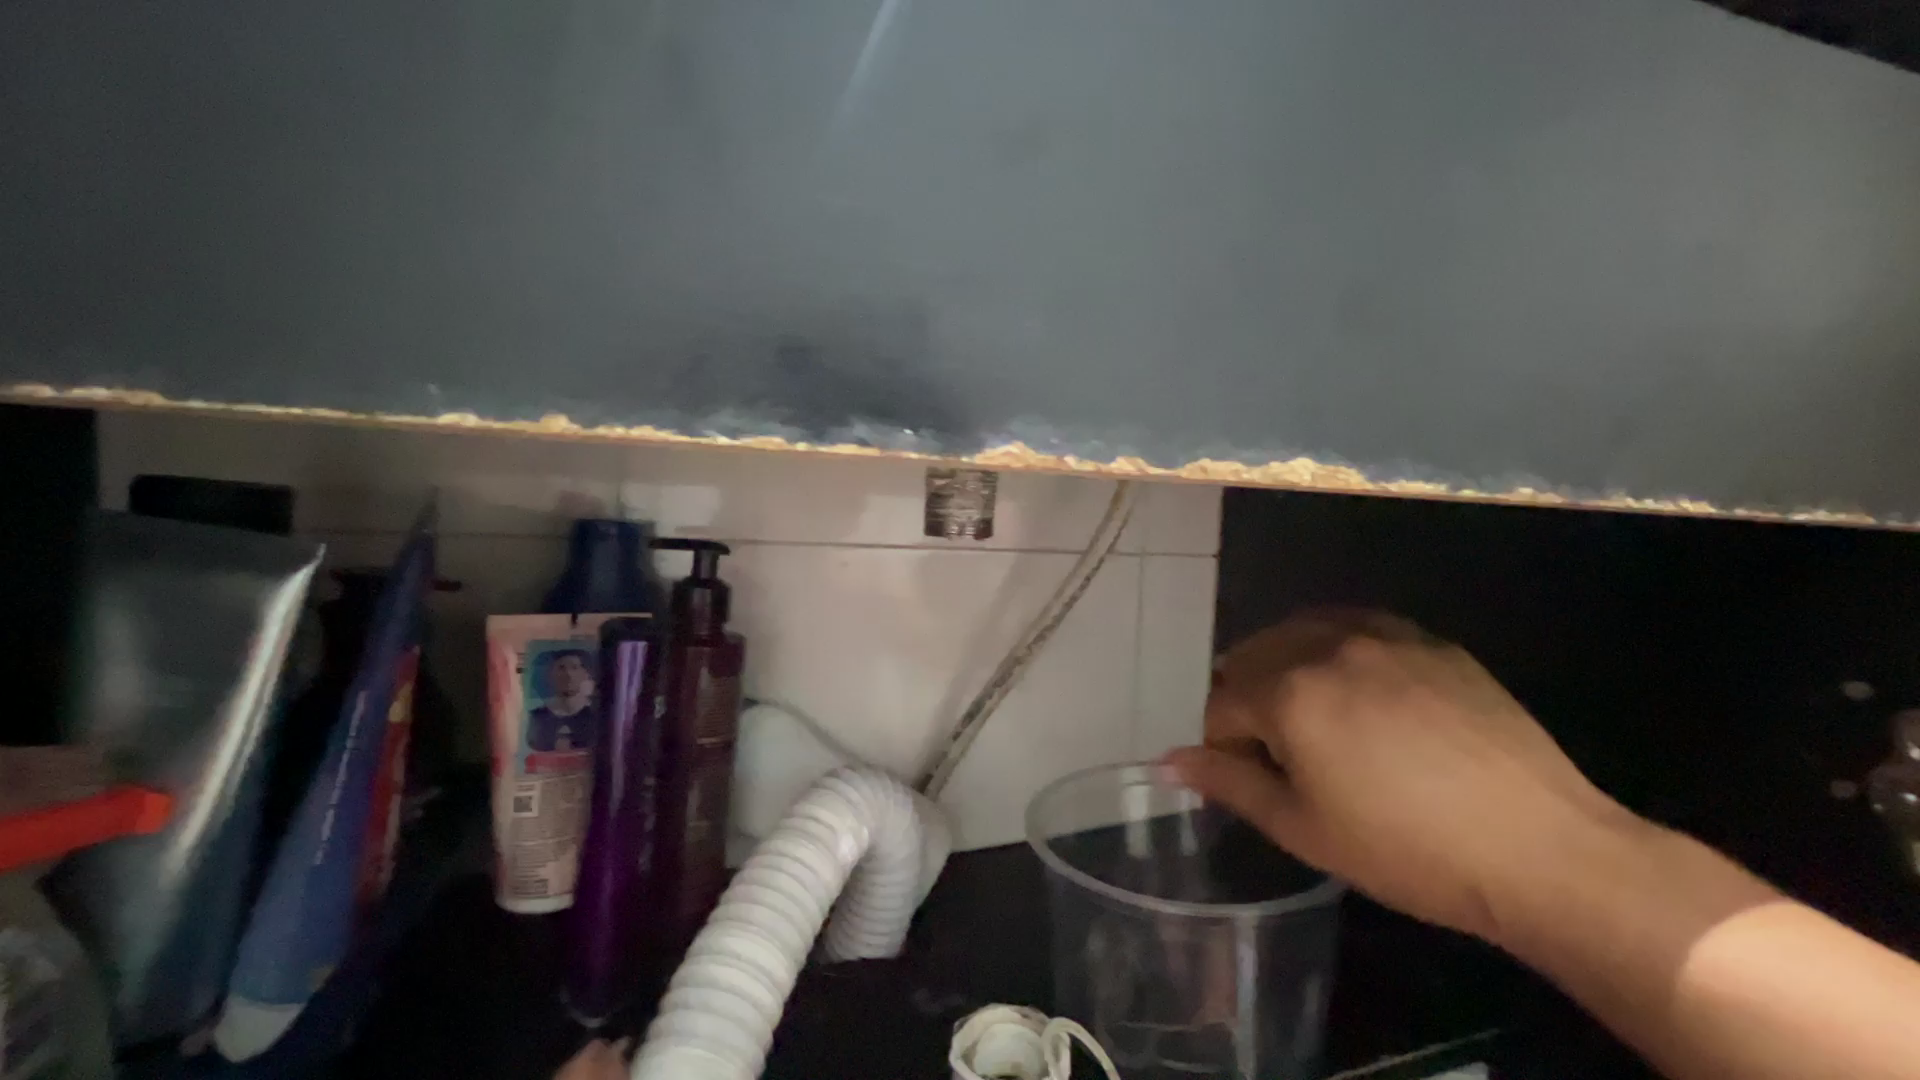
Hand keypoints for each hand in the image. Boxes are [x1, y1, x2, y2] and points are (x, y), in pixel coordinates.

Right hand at [1166, 610, 1635, 941]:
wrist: (1542, 849)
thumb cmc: (1405, 850)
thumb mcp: (1303, 828)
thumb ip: (1229, 783)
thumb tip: (1169, 761)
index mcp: (1288, 691)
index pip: (1221, 702)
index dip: (1221, 743)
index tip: (1245, 777)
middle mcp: (1327, 646)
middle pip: (1253, 655)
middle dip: (1247, 699)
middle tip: (1276, 752)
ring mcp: (1385, 636)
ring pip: (1302, 632)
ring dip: (1286, 666)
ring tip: (1313, 717)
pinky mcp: (1432, 642)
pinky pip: (1359, 627)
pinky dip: (1338, 649)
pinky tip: (1361, 690)